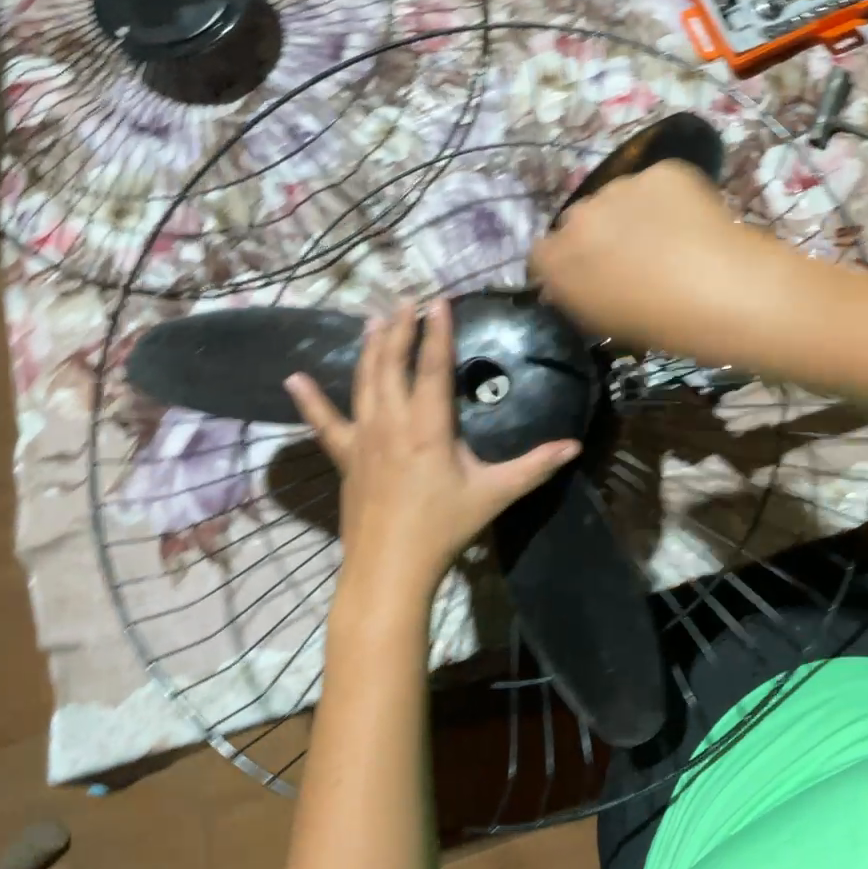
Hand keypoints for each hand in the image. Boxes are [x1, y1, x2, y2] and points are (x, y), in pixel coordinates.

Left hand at [284, 299, 580, 604]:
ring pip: (363, 382)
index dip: (437, 333)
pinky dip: (308, 400)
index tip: (438, 302)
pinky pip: (323, 422)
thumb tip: (575, 447)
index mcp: (428, 428)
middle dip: (399, 330)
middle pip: (391, 365)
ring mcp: (363, 439)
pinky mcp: (345, 457)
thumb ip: (535, 467)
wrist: (390, 568)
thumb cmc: (444, 528)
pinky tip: (292, 378)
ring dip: (369, 349)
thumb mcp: (495, 495)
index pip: (432, 369)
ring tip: (374, 320)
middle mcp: (391, 424)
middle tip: (405, 300)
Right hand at [532, 160, 787, 355]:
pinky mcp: (661, 170)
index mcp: (557, 263)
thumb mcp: (611, 323)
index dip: (570, 264)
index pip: (544, 255)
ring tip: (673, 240)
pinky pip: (658, 183)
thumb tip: (580, 286)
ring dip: (635, 213)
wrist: (724, 292)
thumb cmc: (666, 325)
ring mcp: (620, 185)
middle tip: (637, 259)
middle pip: (580, 220)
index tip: (594, 277)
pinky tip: (695, 224)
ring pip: (620, 197)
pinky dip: (671, 199)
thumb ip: (583, 297)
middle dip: (600, 235)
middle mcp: (578, 216)